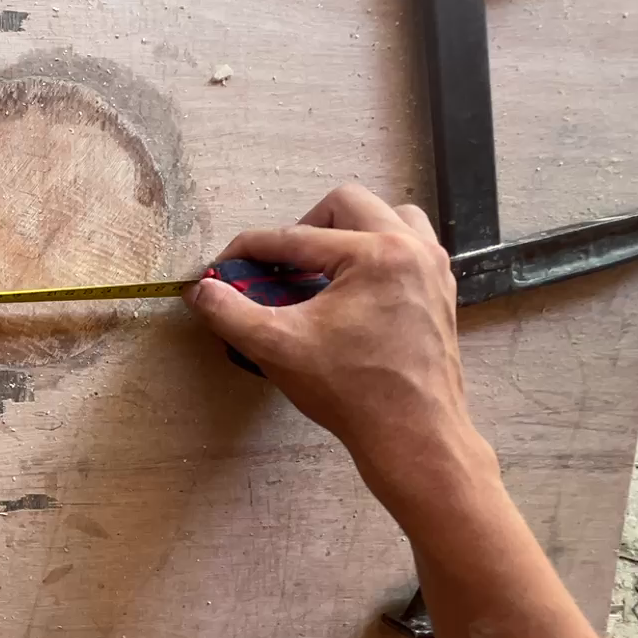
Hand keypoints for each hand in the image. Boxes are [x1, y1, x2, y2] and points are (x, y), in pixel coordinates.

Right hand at [184, 183, 493, 505]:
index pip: (294, 236)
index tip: (223, 267)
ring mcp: (431, 269)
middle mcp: (411, 249)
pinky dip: (373, 252)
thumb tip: (199, 290)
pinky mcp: (438, 291)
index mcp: (374, 254)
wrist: (411, 432)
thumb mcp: (273, 346)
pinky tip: (347, 289)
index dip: (248, 250)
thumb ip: (228, 311)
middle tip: (278, 265)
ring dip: (346, 232)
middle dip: (302, 228)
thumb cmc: (348, 388)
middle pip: (347, 205)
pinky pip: (407, 245)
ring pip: (387, 216)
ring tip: (317, 269)